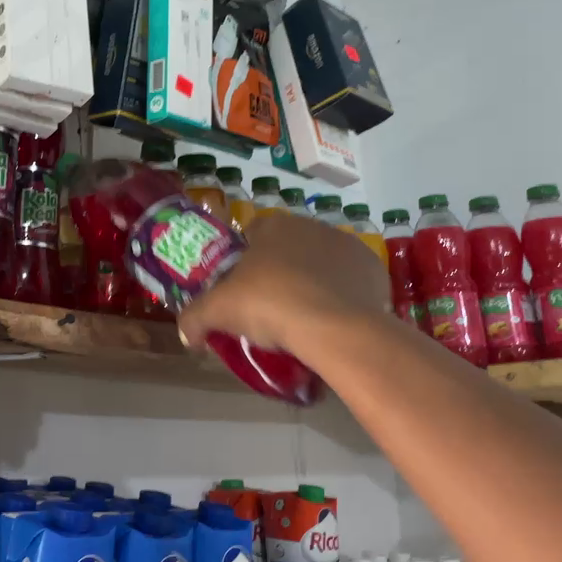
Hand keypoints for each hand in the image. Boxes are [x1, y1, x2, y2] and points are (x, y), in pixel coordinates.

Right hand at [178, 214, 390, 352]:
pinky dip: (340, 297)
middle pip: (286, 248)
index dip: (242, 259)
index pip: (251, 233)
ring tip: (300, 320)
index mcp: (273, 225)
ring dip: (310, 283)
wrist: (336, 329)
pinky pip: (349, 282)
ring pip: (320, 264)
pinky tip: (330, 322)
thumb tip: (186, 336)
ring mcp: (348, 246)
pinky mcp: (375, 271)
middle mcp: (312, 226)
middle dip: (277, 272)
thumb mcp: (217, 312)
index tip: (239, 288)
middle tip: (266, 308)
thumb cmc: (270, 304)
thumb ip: (194, 319)